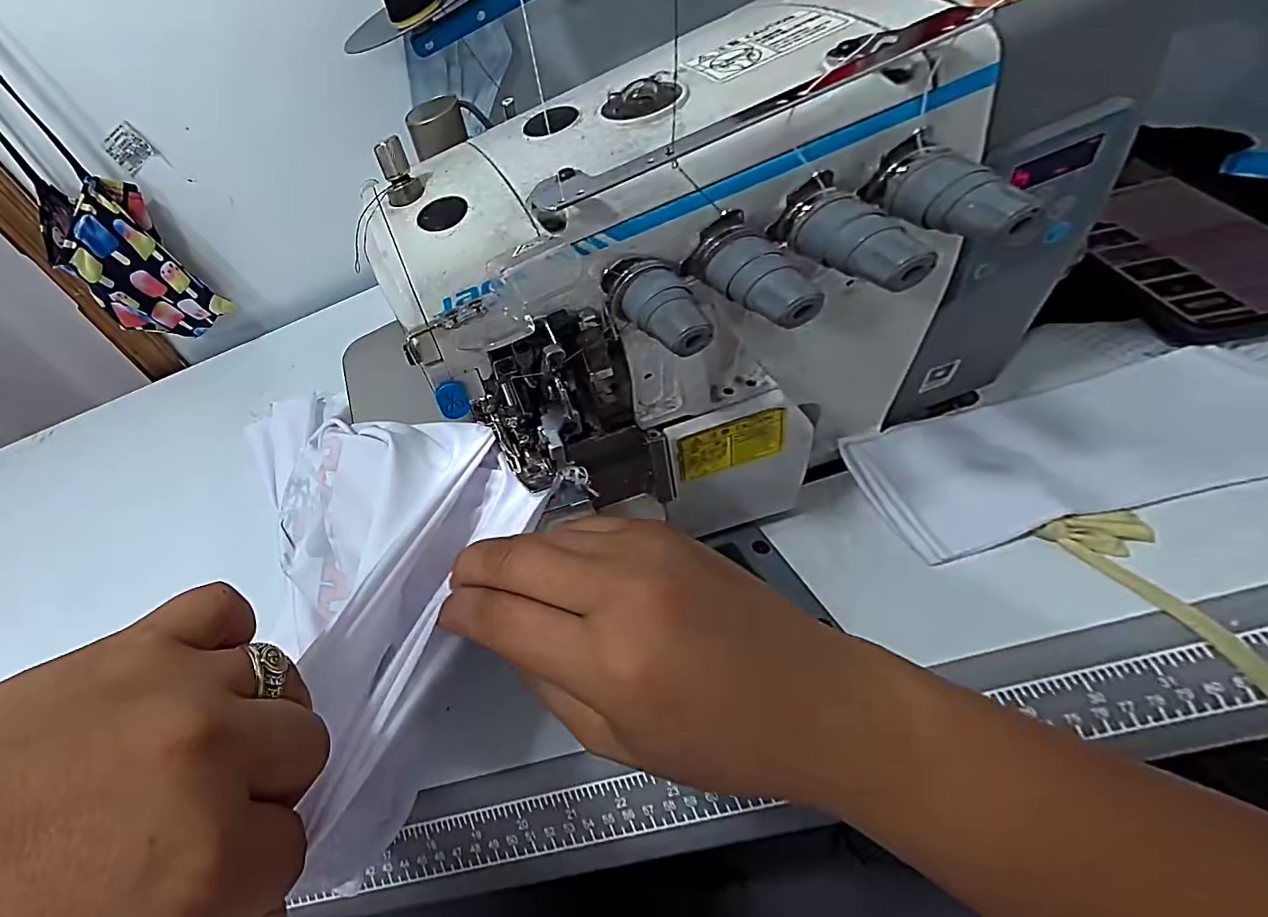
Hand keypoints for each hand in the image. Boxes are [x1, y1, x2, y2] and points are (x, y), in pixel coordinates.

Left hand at [0, 583, 328, 916]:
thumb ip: (213, 906)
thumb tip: (247, 869)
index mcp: (212, 860)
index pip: (292, 852)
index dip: (251, 873)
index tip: (215, 878)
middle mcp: (213, 753)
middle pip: (304, 746)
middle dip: (266, 789)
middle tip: (211, 811)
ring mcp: (177, 680)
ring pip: (278, 676)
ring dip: (254, 715)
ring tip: (205, 741)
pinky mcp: (138, 637)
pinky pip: (221, 606)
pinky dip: (224, 635)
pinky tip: (194, 670)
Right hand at [439, 516, 901, 802]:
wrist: (817, 698)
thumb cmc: (720, 741)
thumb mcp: (616, 741)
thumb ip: (544, 681)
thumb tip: (499, 631)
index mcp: (611, 662)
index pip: (501, 617)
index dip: (461, 611)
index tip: (449, 614)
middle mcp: (622, 594)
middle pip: (510, 558)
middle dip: (470, 568)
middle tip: (460, 583)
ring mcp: (644, 552)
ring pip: (542, 535)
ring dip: (514, 556)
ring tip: (512, 580)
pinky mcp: (660, 531)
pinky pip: (581, 526)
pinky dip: (557, 545)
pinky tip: (562, 568)